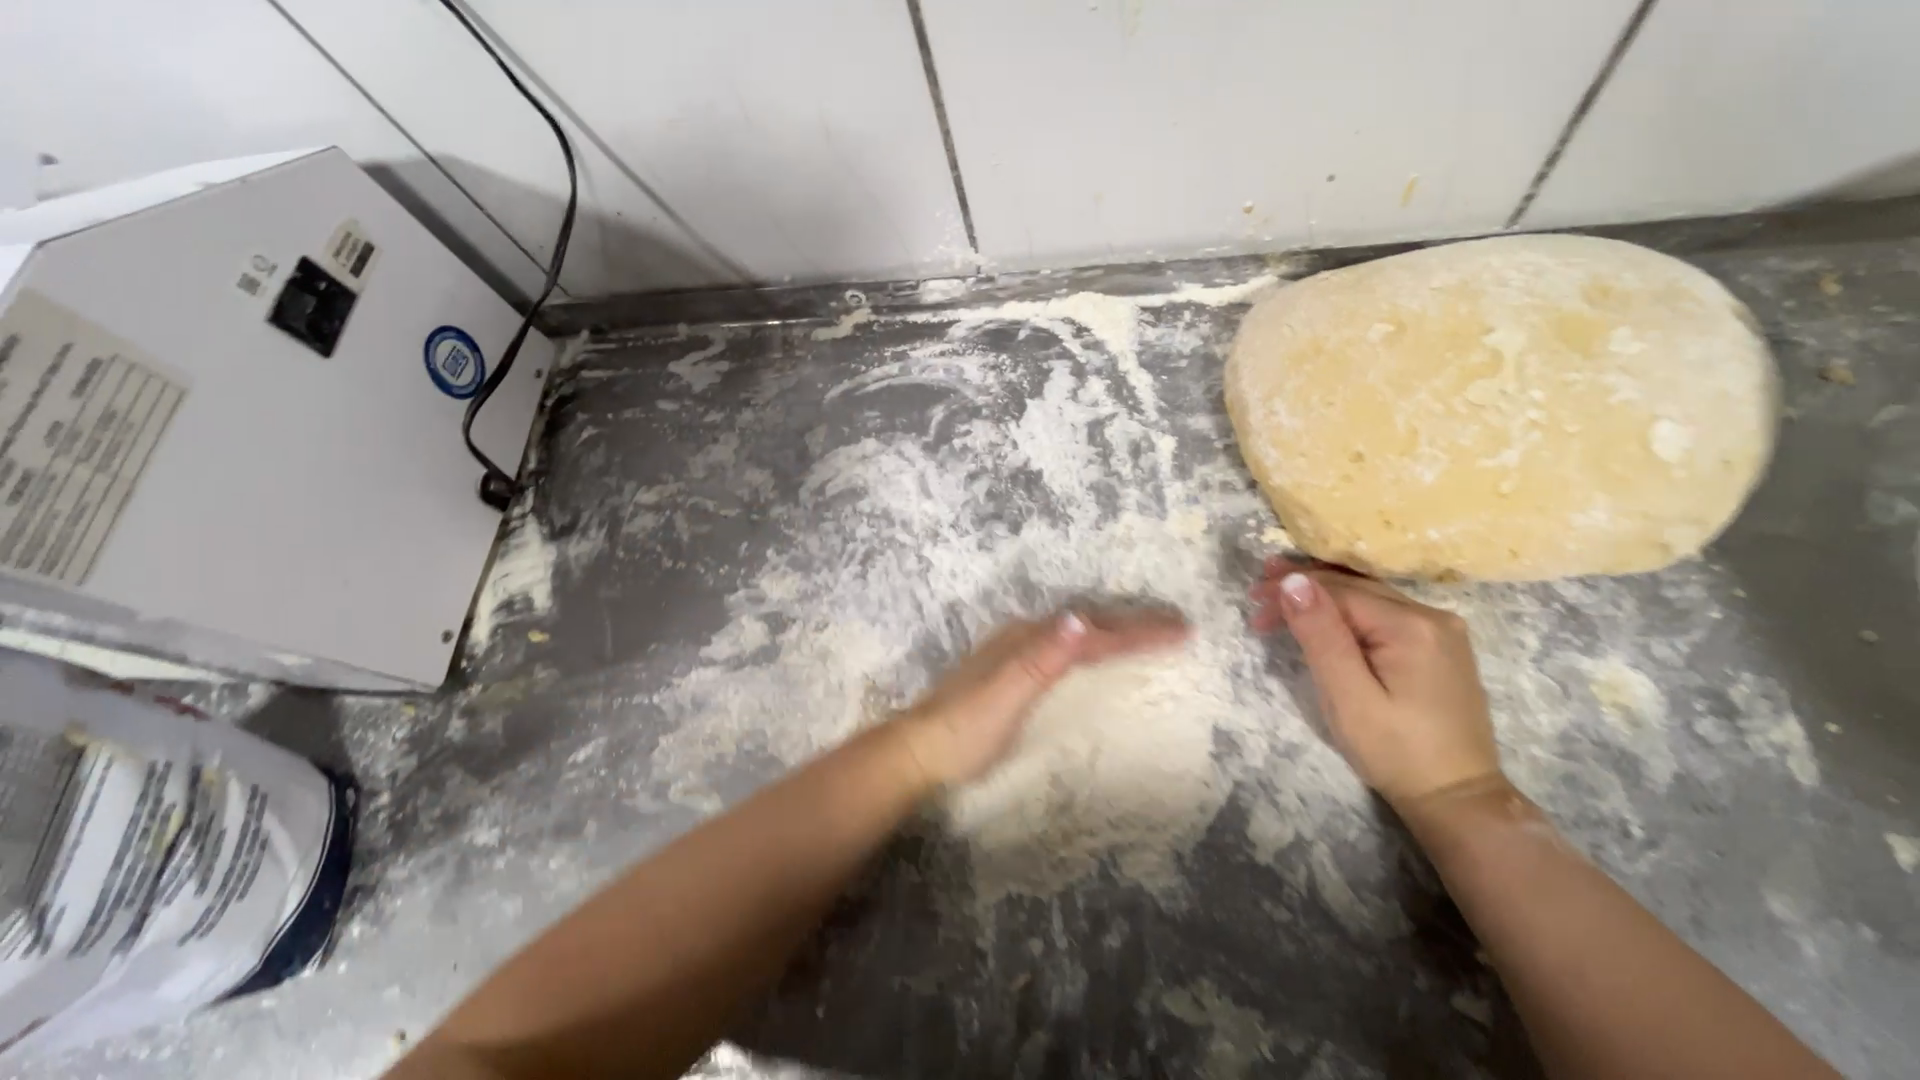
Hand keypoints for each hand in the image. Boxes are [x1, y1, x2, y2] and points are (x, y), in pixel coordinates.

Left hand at [889, 608, 1190, 789]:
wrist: (917, 753)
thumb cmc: (964, 731)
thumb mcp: (1006, 696)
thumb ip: (1041, 659)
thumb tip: (1080, 618)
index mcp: (1027, 639)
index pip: (1095, 631)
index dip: (1139, 632)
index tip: (1183, 632)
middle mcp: (1023, 638)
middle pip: (1089, 623)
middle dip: (1135, 624)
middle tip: (1178, 628)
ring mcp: (1015, 654)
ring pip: (1077, 633)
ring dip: (1117, 631)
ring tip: (1151, 635)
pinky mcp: (1011, 674)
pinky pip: (1066, 649)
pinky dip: (1094, 647)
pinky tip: (1095, 656)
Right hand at [1249, 558, 1502, 809]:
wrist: (1456, 797)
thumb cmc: (1395, 751)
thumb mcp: (1348, 697)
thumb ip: (1322, 636)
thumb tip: (1294, 581)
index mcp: (1412, 625)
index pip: (1339, 591)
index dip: (1292, 591)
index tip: (1253, 603)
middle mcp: (1433, 616)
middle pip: (1357, 587)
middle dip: (1304, 586)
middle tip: (1257, 592)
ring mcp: (1442, 631)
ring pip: (1371, 598)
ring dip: (1325, 596)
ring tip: (1283, 592)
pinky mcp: (1441, 648)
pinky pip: (1386, 615)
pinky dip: (1350, 612)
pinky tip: (1327, 616)